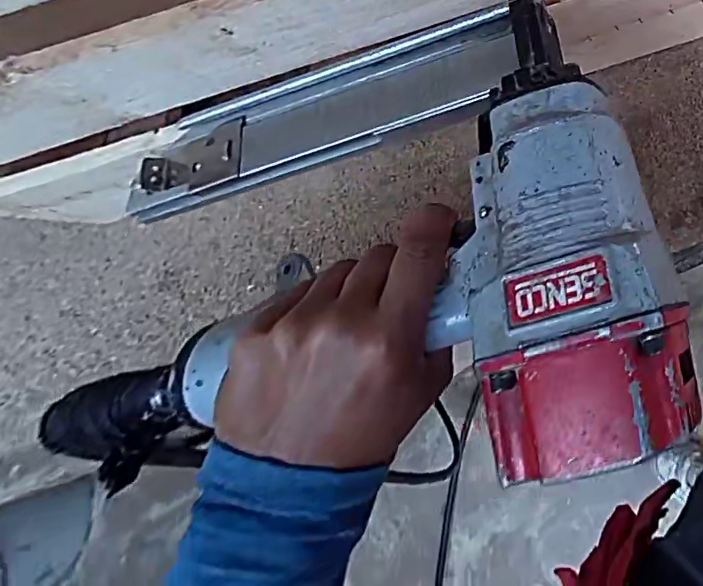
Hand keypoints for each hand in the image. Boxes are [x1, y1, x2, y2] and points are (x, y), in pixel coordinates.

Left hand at [212, 205, 457, 468]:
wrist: (285, 483)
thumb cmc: (360, 436)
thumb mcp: (424, 383)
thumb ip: (439, 327)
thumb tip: (446, 283)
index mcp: (388, 336)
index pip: (419, 249)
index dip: (434, 222)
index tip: (439, 219)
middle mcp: (340, 323)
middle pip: (381, 254)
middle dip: (395, 269)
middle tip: (393, 297)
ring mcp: (293, 325)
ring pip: (341, 269)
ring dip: (353, 288)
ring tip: (348, 326)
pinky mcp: (256, 331)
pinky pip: (299, 290)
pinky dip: (314, 304)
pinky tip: (315, 336)